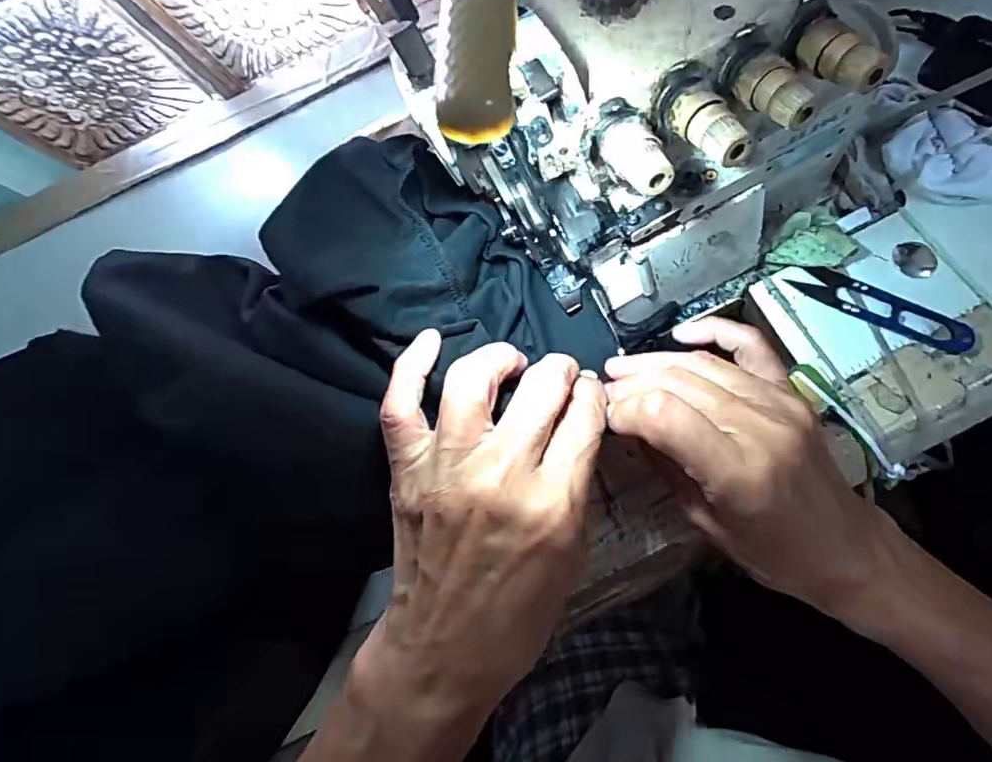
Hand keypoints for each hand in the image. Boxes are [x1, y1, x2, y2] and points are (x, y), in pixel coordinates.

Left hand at [343, 331, 606, 756]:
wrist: (442, 651)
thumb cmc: (517, 612)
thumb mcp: (572, 552)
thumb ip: (577, 482)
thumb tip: (578, 422)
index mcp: (550, 501)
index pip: (583, 416)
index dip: (591, 394)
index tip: (587, 392)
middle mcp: (499, 473)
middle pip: (540, 389)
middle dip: (560, 371)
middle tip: (559, 377)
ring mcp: (446, 466)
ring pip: (472, 379)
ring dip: (500, 358)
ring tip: (512, 364)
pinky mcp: (407, 468)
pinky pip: (401, 403)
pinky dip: (411, 365)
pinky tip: (430, 341)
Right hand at [603, 317, 899, 619]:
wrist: (847, 549)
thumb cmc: (775, 553)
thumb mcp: (705, 522)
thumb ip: (665, 465)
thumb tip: (627, 424)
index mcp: (738, 471)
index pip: (664, 414)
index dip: (625, 408)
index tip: (605, 415)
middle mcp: (760, 427)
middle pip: (677, 382)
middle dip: (632, 384)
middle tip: (605, 391)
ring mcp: (779, 402)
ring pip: (702, 364)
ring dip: (656, 361)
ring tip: (623, 368)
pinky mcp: (790, 390)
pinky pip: (749, 345)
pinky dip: (714, 330)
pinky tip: (682, 333)